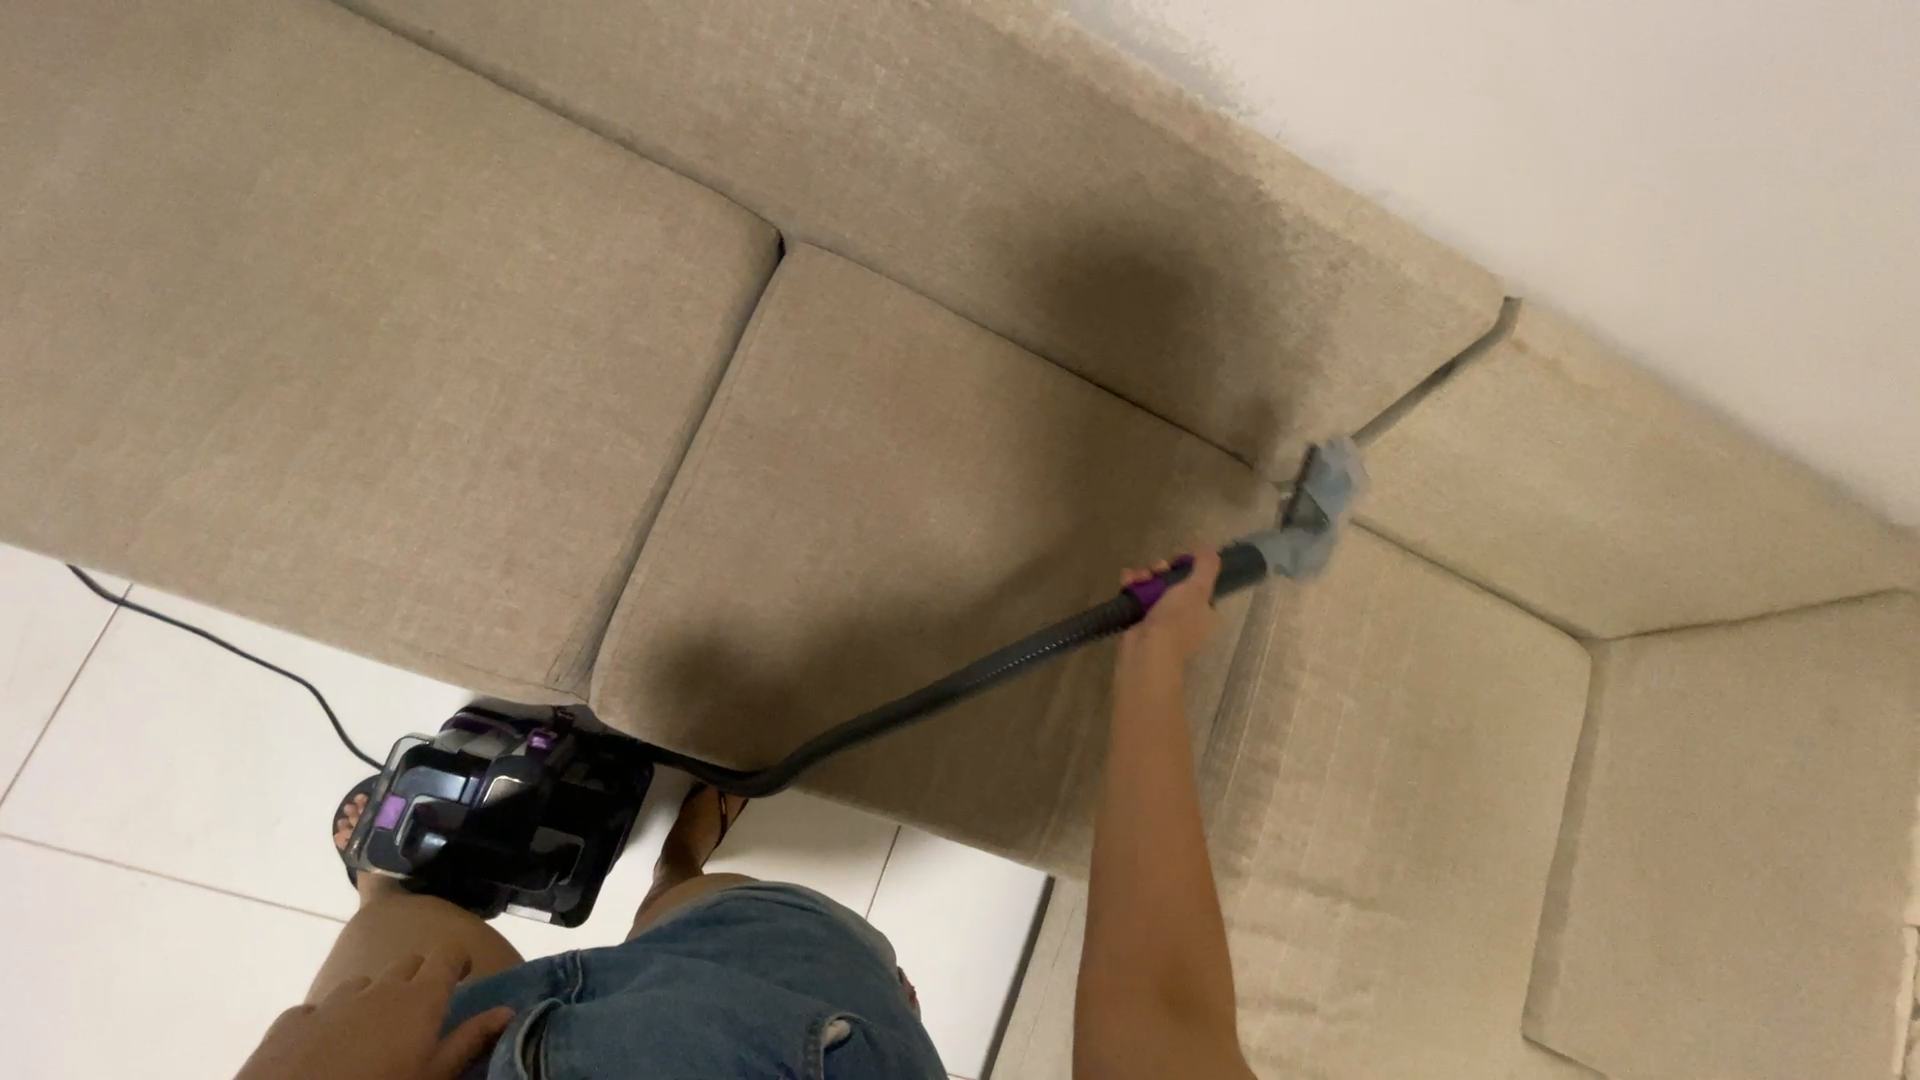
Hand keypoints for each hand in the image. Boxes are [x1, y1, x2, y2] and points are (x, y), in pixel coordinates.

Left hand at [234, 948, 511, 1079]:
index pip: (449, 953)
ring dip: (370, 998)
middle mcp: (380, 987)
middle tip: (417, 1013)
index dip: (458, 961)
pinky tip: (318, 1047)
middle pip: (408, 963)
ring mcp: (331, 1003)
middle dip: (417, 978)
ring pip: (361, 983)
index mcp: (420, 997)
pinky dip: (322, 1021)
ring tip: (367, 1032)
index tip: (462, 978)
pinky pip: (312, 1010)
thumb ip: (468, 1040)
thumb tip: (508, 1010)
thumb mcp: (432, 1078)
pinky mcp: (287, 1025)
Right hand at [1119, 545, 1219, 667]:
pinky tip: (1126, 580)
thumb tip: (1210, 547)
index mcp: (1203, 611)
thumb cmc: (1176, 620)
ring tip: (1135, 576)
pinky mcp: (1140, 621)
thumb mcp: (1197, 589)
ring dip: (1143, 576)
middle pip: (1173, 583)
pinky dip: (1131, 586)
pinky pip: (1137, 597)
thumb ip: (1206, 566)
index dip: (1186, 568)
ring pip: (1153, 587)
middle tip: (1156, 568)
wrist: (1147, 651)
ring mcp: (1160, 619)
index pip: (1197, 583)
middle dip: (1160, 571)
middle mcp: (1184, 616)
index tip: (1177, 561)